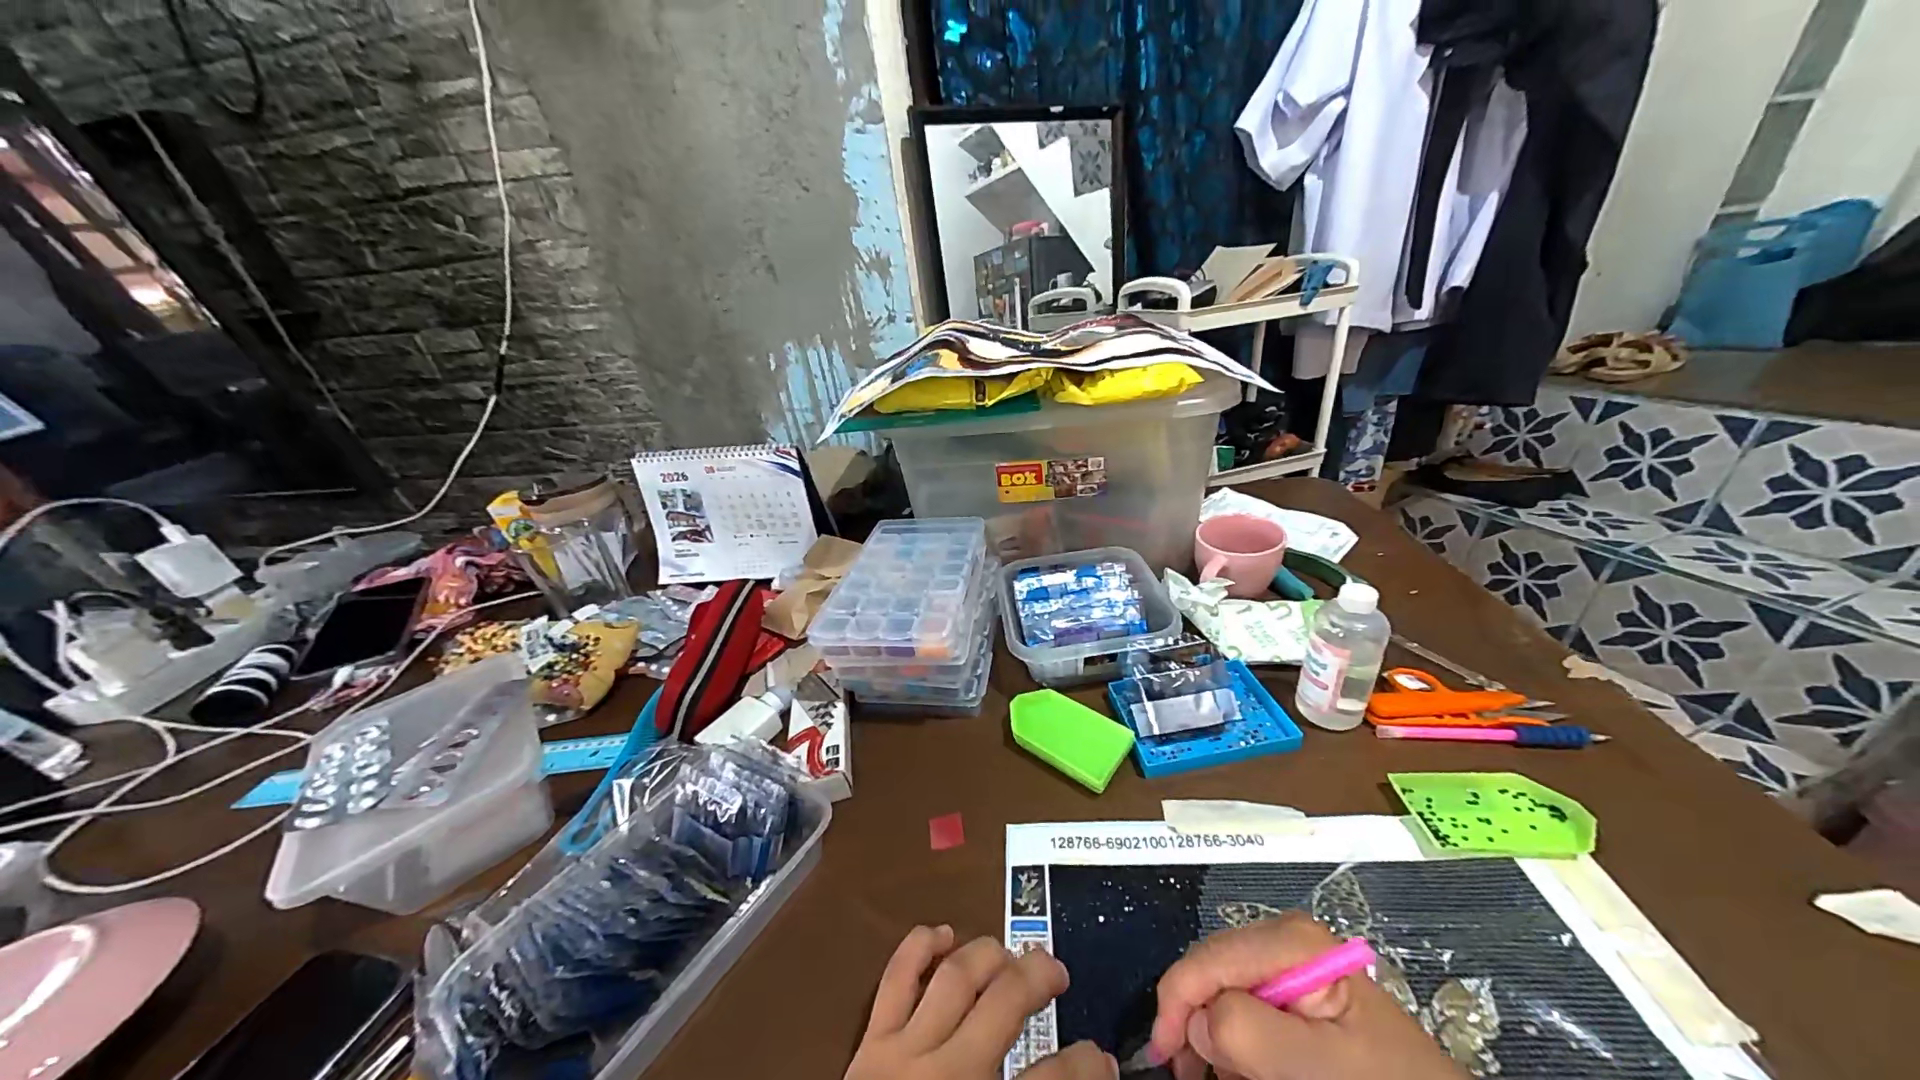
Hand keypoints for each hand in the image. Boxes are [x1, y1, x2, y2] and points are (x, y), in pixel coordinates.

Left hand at [847, 925, 1117, 1079]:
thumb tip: (1082, 1076)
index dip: (1084, 1065)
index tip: (1099, 1056)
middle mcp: (949, 1074)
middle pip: (1004, 1005)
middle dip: (1039, 976)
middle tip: (1057, 970)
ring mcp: (904, 1053)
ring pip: (955, 978)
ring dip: (988, 955)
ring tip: (1009, 954)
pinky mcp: (870, 1043)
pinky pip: (896, 980)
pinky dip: (919, 947)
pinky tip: (943, 933)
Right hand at [1148, 912, 1466, 1079]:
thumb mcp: (1319, 1067)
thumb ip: (1249, 1032)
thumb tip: (1196, 1021)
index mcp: (1290, 940)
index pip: (1204, 961)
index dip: (1175, 1009)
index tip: (1166, 1060)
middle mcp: (1283, 939)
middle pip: (1208, 974)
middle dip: (1196, 1025)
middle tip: (1193, 1075)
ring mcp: (1288, 964)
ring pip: (1219, 993)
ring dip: (1214, 1038)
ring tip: (1224, 1075)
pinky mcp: (1293, 990)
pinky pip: (1242, 1007)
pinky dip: (1235, 1043)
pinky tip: (1248, 1068)